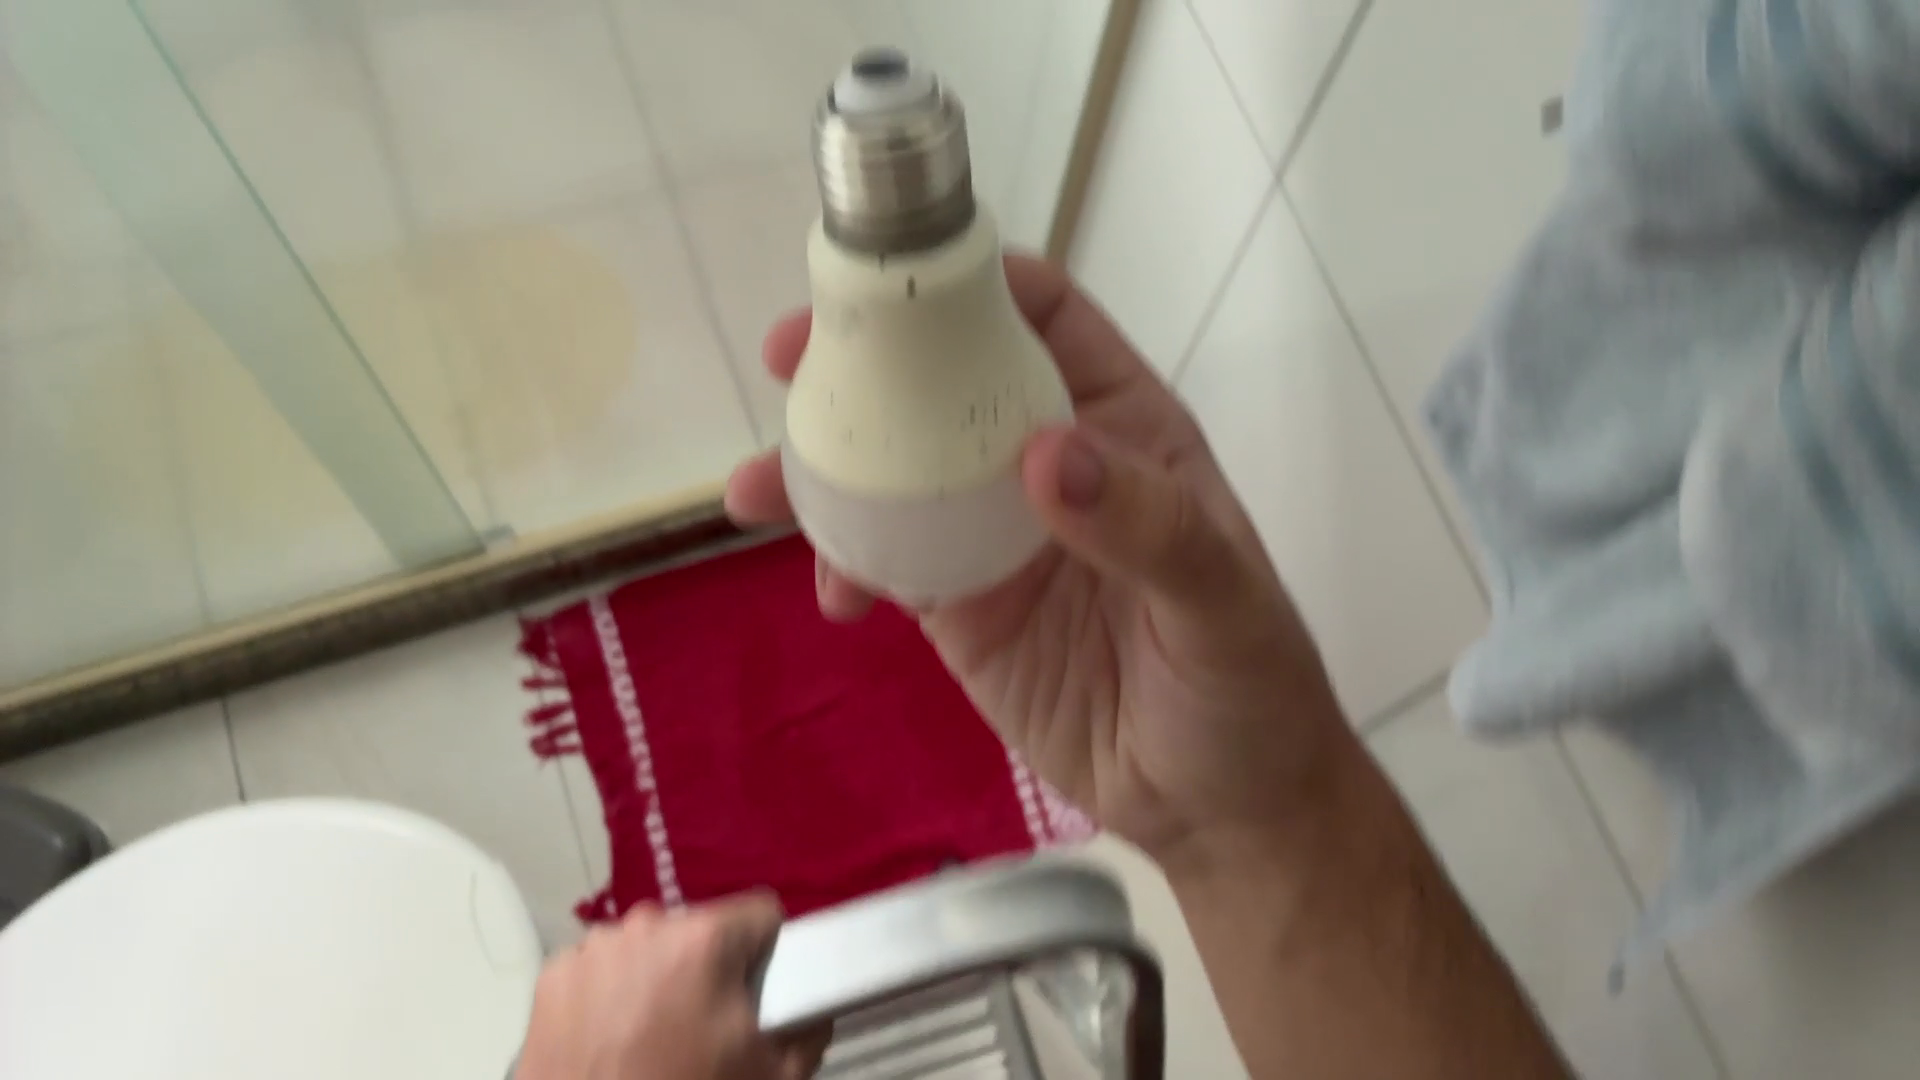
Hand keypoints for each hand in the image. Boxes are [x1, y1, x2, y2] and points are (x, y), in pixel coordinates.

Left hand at [514, 894, 827, 1079]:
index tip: (756, 990)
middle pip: (703, 928)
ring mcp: (597, 945)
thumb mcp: (768, 1076)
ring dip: (658, 973)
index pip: (764, 913)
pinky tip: (608, 1035)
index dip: (769, 951)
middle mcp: (650, 922)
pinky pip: (603, 965)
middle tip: (700, 1022)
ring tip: (650, 1031)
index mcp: (706, 936)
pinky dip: (610, 990)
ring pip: (652, 943)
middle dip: (708, 965)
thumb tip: (817, 1008)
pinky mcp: (554, 973)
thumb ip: (808, 1030)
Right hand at [725, 256, 1354, 869]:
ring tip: (753, 490)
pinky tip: (834, 598)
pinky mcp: (961, 607)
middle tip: (788, 360)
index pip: (1045, 321)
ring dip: (825, 474)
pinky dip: (848, 567)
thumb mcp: (1220, 600)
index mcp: (1119, 428)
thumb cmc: (1241, 687)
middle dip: (866, 367)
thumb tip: (1037, 454)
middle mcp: (1046, 467)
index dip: (975, 284)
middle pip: (946, 388)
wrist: (1212, 802)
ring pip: (897, 478)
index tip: (896, 281)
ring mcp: (995, 539)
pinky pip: (888, 566)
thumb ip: (1145, 525)